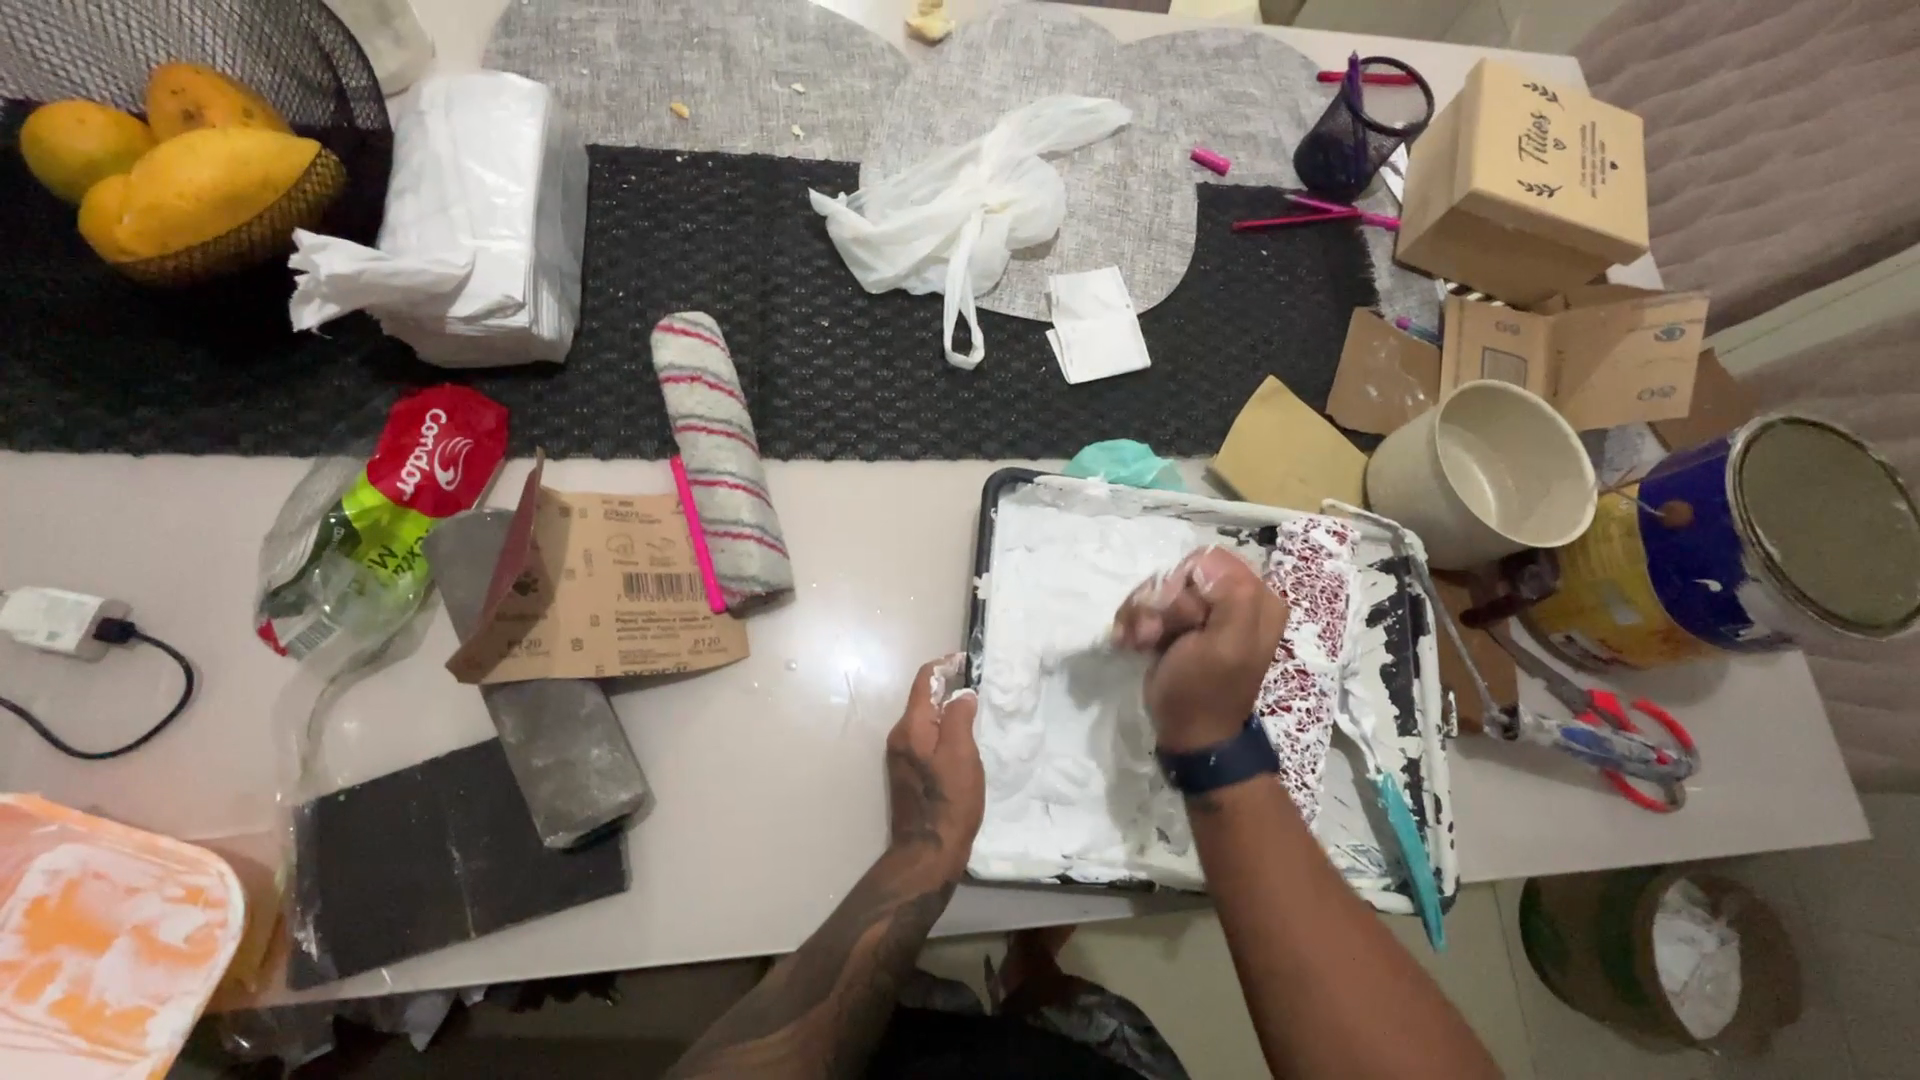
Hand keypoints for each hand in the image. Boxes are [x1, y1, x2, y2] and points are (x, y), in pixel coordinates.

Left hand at [885, 656, 984, 881]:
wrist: (929, 851)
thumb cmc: (950, 801)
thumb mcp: (962, 754)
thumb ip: (960, 718)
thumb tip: (962, 694)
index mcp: (911, 727)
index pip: (923, 681)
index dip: (944, 665)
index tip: (967, 661)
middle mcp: (900, 737)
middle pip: (921, 699)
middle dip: (946, 686)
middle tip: (976, 683)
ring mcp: (901, 756)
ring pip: (925, 720)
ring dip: (945, 709)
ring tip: (973, 708)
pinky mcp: (908, 772)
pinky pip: (926, 738)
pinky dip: (942, 729)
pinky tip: (962, 738)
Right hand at [1111, 547, 1289, 751]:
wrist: (1186, 731)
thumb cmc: (1206, 690)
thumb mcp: (1230, 645)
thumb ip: (1233, 596)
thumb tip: (1203, 564)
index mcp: (1256, 597)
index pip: (1207, 561)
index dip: (1184, 586)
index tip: (1180, 620)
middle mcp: (1233, 598)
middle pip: (1179, 573)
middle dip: (1159, 603)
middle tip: (1154, 634)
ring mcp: (1203, 611)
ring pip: (1158, 587)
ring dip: (1141, 614)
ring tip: (1140, 642)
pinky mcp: (1178, 623)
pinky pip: (1147, 603)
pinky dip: (1134, 622)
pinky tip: (1132, 643)